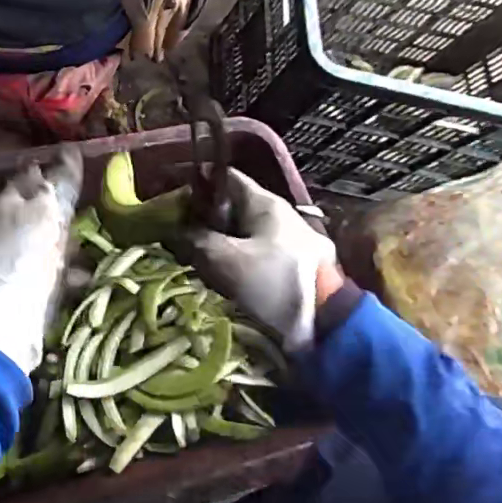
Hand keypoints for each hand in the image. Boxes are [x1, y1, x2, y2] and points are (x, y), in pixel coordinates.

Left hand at [0, 148, 82, 372]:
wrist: (3, 322)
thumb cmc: (23, 257)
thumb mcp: (43, 212)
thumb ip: (58, 185)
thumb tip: (67, 153)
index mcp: (9, 205)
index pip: (29, 179)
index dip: (51, 170)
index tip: (74, 162)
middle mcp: (9, 230)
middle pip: (39, 212)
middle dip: (61, 208)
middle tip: (87, 202)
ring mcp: (18, 264)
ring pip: (48, 244)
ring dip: (68, 242)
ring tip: (91, 241)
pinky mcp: (29, 294)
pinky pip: (54, 275)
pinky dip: (71, 274)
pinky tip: (84, 277)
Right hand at [182, 170, 339, 351]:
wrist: (328, 324)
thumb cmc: (275, 282)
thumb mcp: (226, 259)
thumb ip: (197, 240)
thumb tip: (176, 230)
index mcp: (266, 203)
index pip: (226, 177)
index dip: (198, 182)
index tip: (173, 197)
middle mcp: (280, 214)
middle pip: (233, 206)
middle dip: (204, 218)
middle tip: (178, 232)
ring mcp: (290, 240)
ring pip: (244, 231)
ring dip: (219, 241)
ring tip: (194, 256)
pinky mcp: (294, 266)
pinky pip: (256, 252)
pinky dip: (236, 258)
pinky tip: (220, 273)